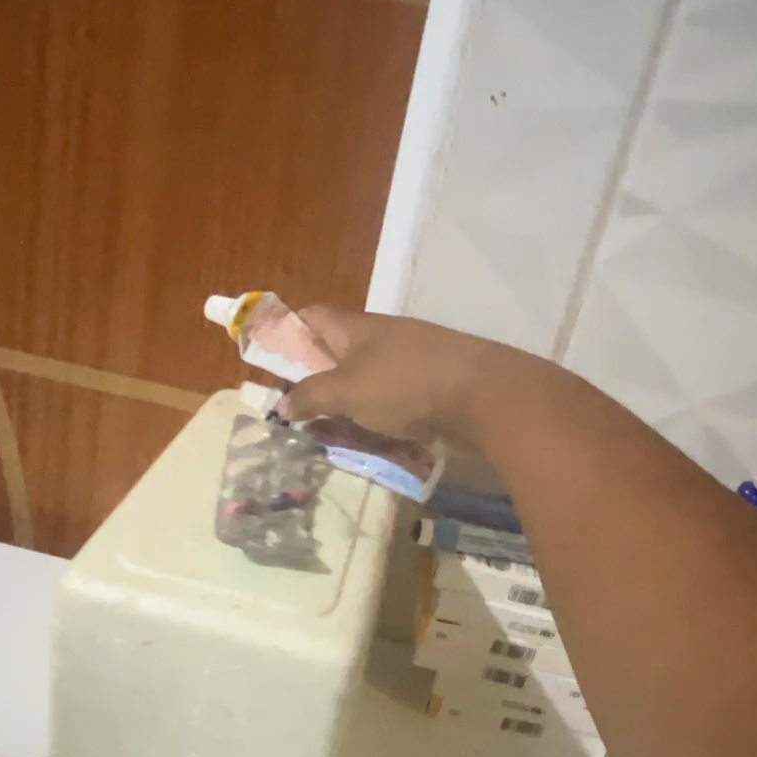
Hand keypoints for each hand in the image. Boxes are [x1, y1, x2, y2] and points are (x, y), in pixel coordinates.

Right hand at [279, 307, 532, 443]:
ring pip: (368, 380)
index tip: (271, 363)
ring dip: (349, 405)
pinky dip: (381, 417)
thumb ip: (311, 397)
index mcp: (356, 328)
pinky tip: (376, 440)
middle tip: (299, 413)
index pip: (312, 316)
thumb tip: (283, 404)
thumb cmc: (406, 385)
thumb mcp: (347, 391)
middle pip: (339, 352)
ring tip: (333, 434)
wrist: (486, 395)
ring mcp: (412, 359)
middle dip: (318, 381)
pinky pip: (395, 400)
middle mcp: (383, 337)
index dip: (287, 332)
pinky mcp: (434, 384)